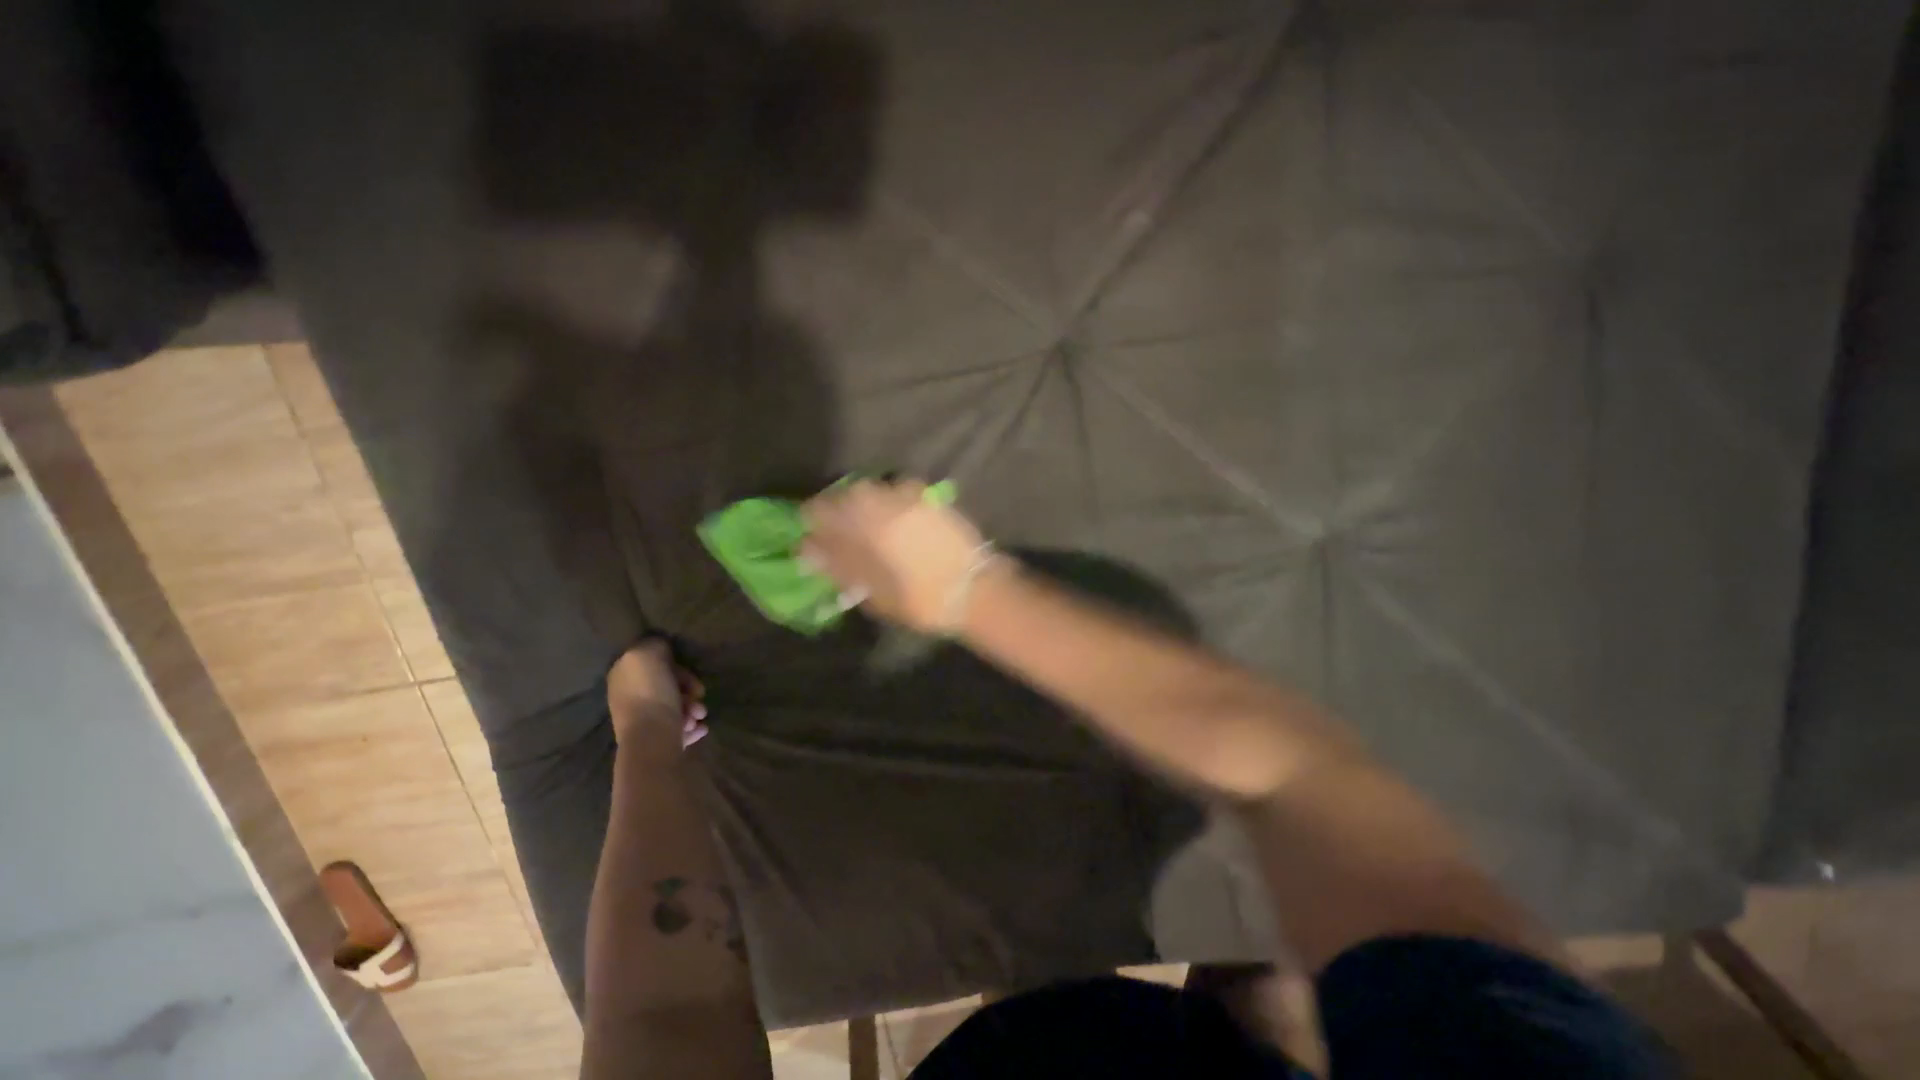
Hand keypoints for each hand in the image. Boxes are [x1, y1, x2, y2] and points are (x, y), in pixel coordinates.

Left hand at [605, 639, 707, 752]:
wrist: (652, 739)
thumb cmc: (650, 693)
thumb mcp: (649, 653)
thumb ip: (655, 644)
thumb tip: (662, 647)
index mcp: (623, 676)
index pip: (652, 664)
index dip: (675, 665)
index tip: (689, 673)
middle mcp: (630, 698)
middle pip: (666, 686)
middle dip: (687, 689)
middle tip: (699, 695)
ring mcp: (642, 721)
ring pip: (675, 707)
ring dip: (692, 708)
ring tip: (698, 716)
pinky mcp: (656, 741)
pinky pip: (679, 729)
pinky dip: (693, 727)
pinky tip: (700, 728)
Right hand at [800, 479, 991, 631]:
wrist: (976, 591)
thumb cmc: (920, 600)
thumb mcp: (873, 591)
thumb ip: (839, 566)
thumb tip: (810, 551)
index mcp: (867, 525)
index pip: (825, 509)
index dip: (812, 516)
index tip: (808, 528)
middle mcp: (888, 504)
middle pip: (852, 494)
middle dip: (839, 505)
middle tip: (836, 525)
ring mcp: (914, 500)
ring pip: (878, 490)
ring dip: (865, 500)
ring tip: (866, 522)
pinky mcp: (935, 503)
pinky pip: (904, 492)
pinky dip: (892, 500)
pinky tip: (895, 517)